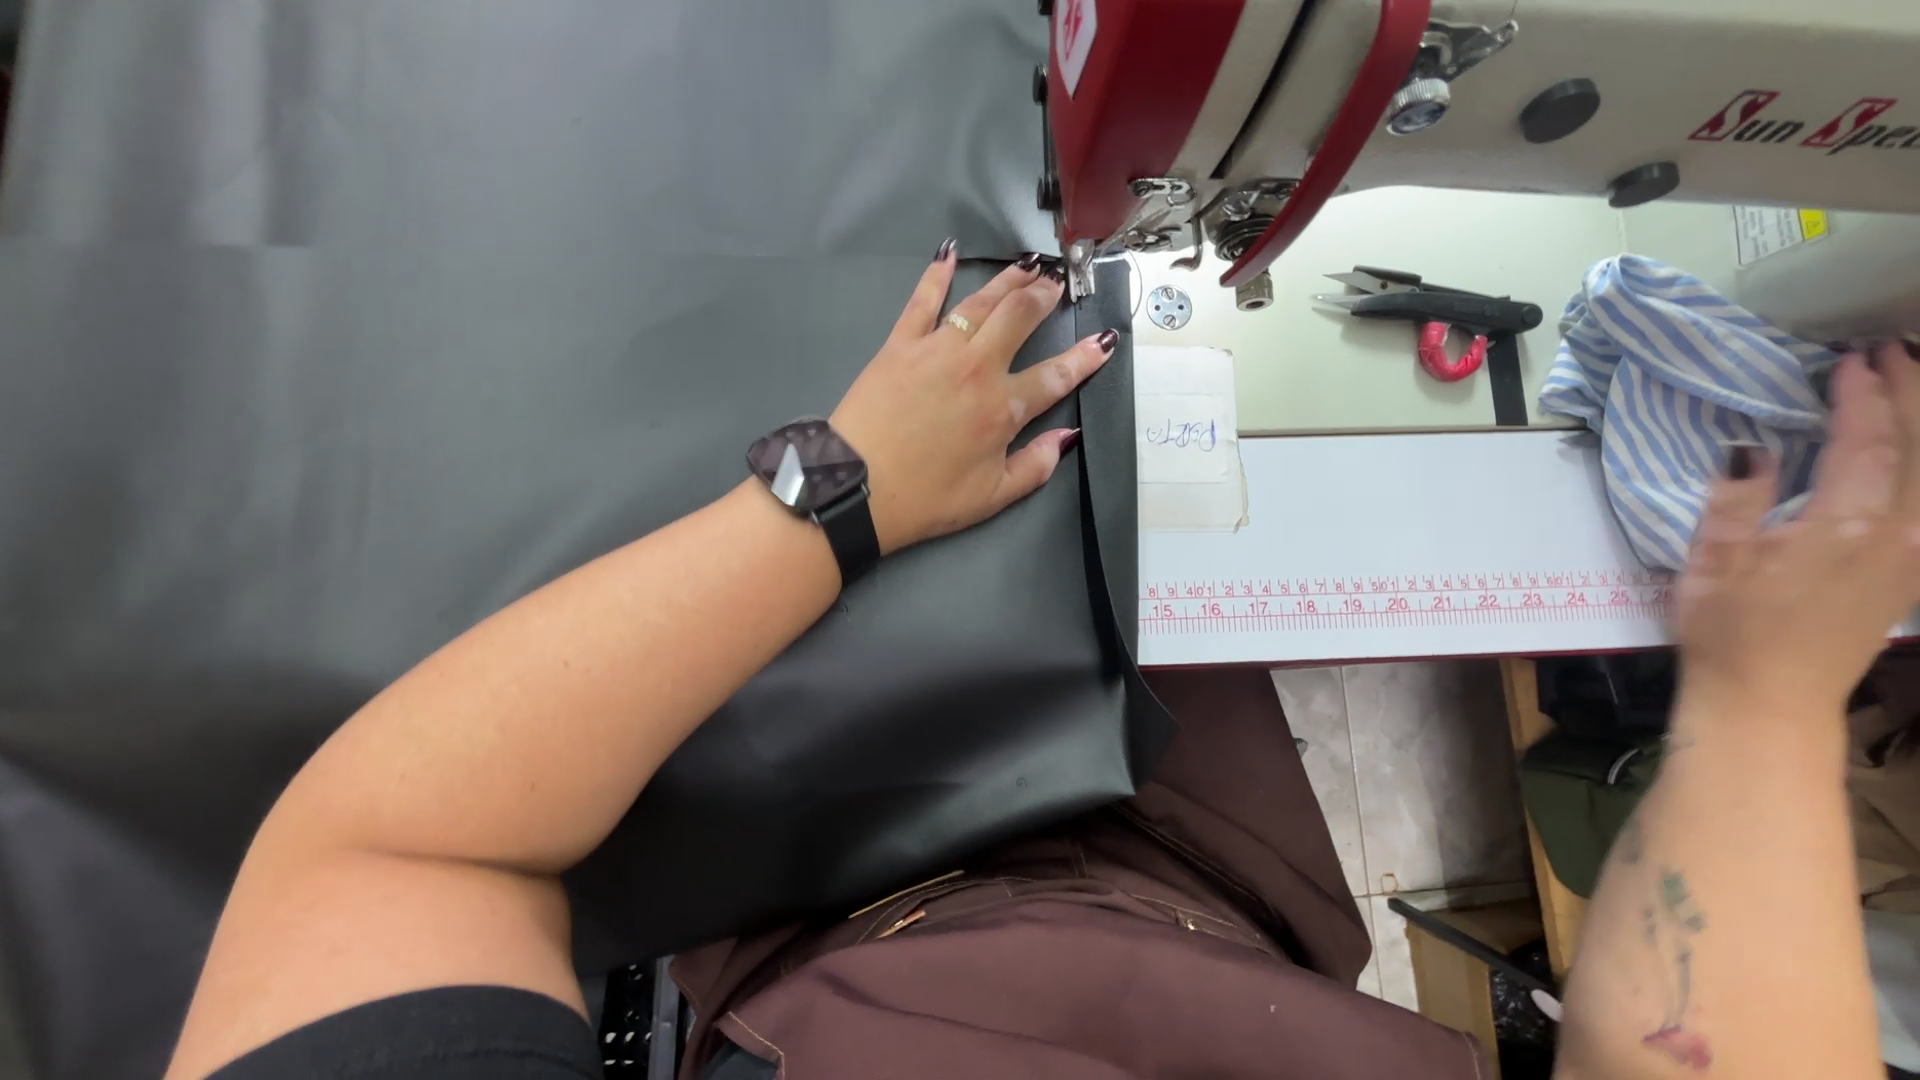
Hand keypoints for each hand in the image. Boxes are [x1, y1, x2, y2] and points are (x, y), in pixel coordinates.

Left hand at [830, 243, 1116, 553]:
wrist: (857, 488)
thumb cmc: (925, 499)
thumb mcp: (992, 497)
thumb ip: (1036, 467)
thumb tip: (1066, 438)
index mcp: (1003, 409)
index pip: (1056, 375)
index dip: (1085, 358)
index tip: (1104, 340)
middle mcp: (977, 368)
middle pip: (1020, 318)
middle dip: (1044, 297)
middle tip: (1058, 284)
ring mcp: (937, 349)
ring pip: (981, 301)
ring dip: (1009, 280)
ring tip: (1029, 265)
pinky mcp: (900, 343)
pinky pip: (923, 300)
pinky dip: (937, 274)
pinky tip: (949, 253)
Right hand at [1677, 345, 1919, 710]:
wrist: (1768, 695)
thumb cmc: (1728, 626)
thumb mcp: (1712, 561)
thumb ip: (1736, 499)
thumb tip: (1750, 443)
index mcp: (1845, 524)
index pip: (1868, 443)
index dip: (1863, 397)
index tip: (1851, 360)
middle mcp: (1900, 534)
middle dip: (1914, 396)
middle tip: (1900, 351)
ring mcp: (1916, 557)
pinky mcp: (1913, 576)